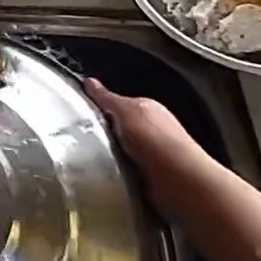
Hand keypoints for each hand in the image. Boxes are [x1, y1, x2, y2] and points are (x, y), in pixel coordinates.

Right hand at [84, 77, 213, 195]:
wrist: (179, 180)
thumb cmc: (153, 138)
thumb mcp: (125, 111)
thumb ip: (106, 98)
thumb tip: (89, 81)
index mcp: (147, 108)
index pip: (118, 103)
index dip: (101, 109)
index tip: (81, 116)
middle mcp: (152, 129)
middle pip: (120, 129)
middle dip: (105, 135)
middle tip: (84, 141)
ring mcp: (153, 155)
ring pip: (122, 152)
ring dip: (111, 157)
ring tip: (94, 161)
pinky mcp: (152, 179)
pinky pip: (128, 173)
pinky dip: (119, 175)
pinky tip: (110, 178)